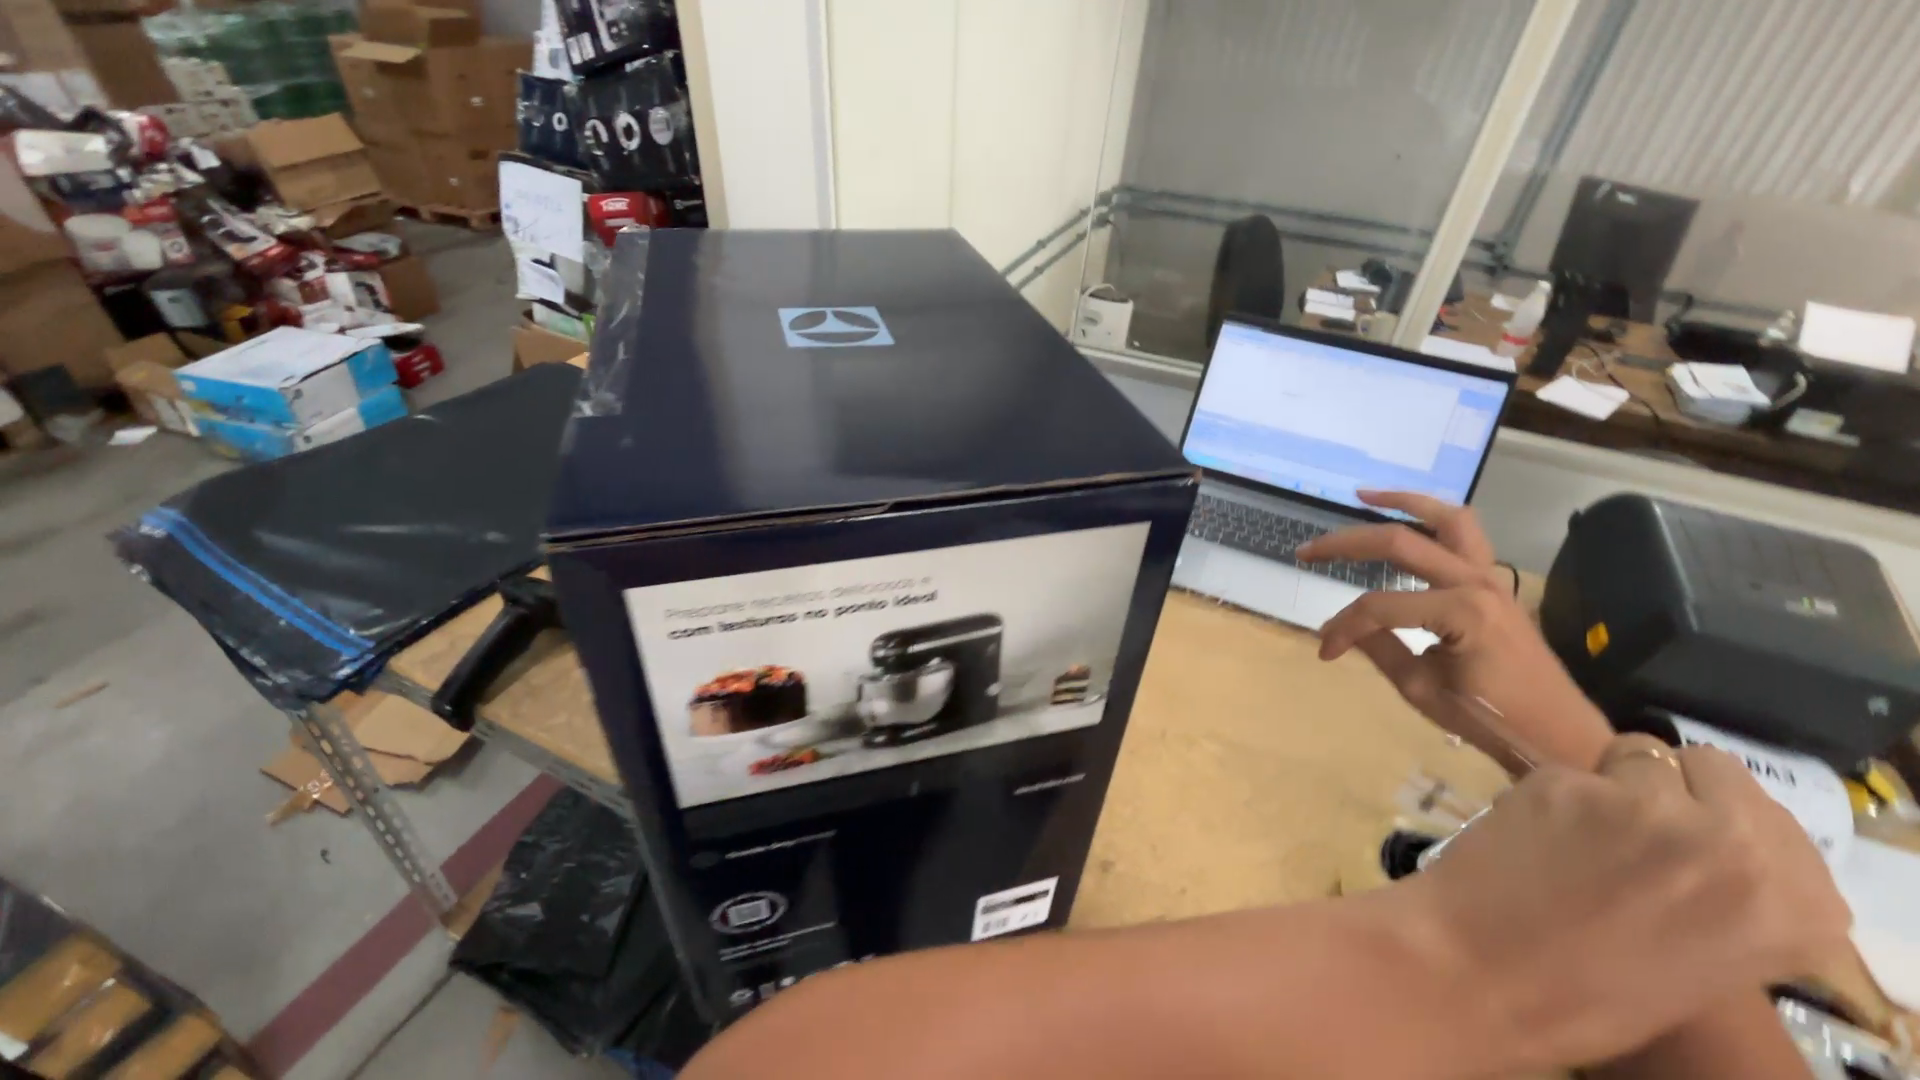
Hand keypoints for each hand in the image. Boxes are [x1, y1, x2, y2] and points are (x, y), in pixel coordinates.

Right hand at [1297, 491, 1611, 769]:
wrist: (1560, 734)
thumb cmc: (1492, 719)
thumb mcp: (1424, 690)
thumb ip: (1379, 650)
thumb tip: (1335, 633)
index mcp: (1459, 613)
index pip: (1380, 607)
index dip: (1344, 626)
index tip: (1326, 651)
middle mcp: (1476, 582)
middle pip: (1401, 543)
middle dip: (1346, 545)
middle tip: (1306, 552)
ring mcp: (1491, 578)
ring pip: (1446, 519)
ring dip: (1404, 503)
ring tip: (1363, 496)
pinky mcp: (1496, 584)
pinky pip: (1465, 536)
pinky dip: (1433, 520)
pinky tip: (1408, 521)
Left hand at [1402, 734, 1852, 1071]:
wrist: (1483, 977)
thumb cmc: (1594, 991)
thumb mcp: (1708, 953)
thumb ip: (1728, 888)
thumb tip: (1712, 827)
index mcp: (1800, 905)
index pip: (1772, 818)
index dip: (1719, 818)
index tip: (1686, 840)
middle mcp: (1740, 845)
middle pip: (1714, 768)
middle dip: (1671, 786)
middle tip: (1628, 827)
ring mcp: (1650, 807)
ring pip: (1637, 752)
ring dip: (1607, 783)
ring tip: (1575, 834)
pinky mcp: (1570, 783)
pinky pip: (1569, 770)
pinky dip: (1550, 793)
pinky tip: (1529, 833)